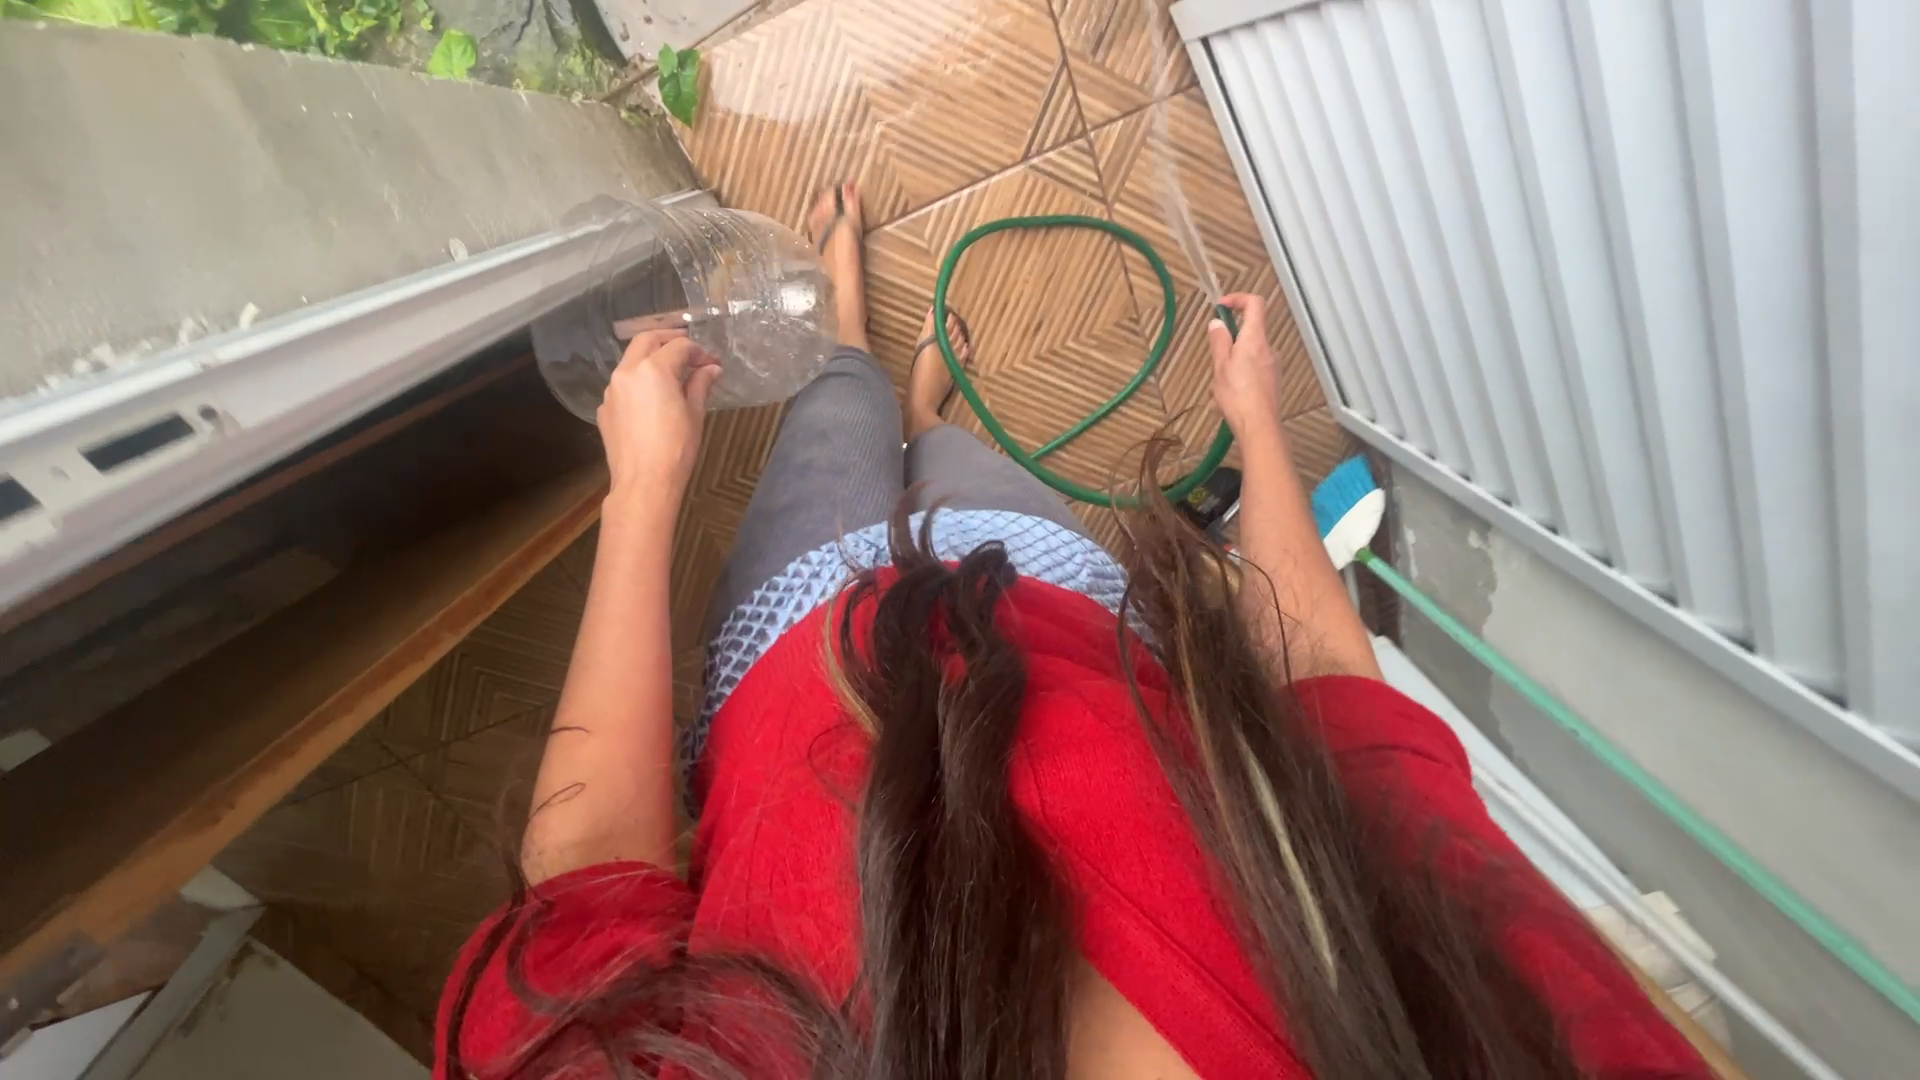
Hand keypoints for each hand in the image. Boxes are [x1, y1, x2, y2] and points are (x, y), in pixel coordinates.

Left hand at [597, 329, 722, 500]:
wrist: (644, 481)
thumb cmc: (677, 448)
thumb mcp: (695, 414)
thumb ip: (700, 384)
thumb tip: (712, 368)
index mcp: (654, 370)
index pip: (678, 346)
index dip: (698, 351)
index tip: (712, 362)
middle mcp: (627, 372)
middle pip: (646, 340)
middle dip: (669, 340)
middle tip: (689, 351)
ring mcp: (611, 390)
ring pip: (631, 362)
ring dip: (652, 360)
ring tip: (673, 376)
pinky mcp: (605, 408)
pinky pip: (623, 386)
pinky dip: (640, 383)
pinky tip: (653, 401)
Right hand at [1206, 293, 1283, 439]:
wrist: (1259, 425)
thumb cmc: (1237, 396)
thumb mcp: (1220, 366)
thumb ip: (1219, 341)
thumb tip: (1217, 323)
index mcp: (1255, 339)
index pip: (1254, 304)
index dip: (1238, 299)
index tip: (1222, 306)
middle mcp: (1268, 348)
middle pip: (1250, 331)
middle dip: (1230, 340)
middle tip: (1215, 360)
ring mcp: (1273, 365)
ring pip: (1250, 353)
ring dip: (1233, 362)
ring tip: (1220, 385)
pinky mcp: (1273, 380)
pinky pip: (1254, 369)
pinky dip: (1241, 374)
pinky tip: (1231, 395)